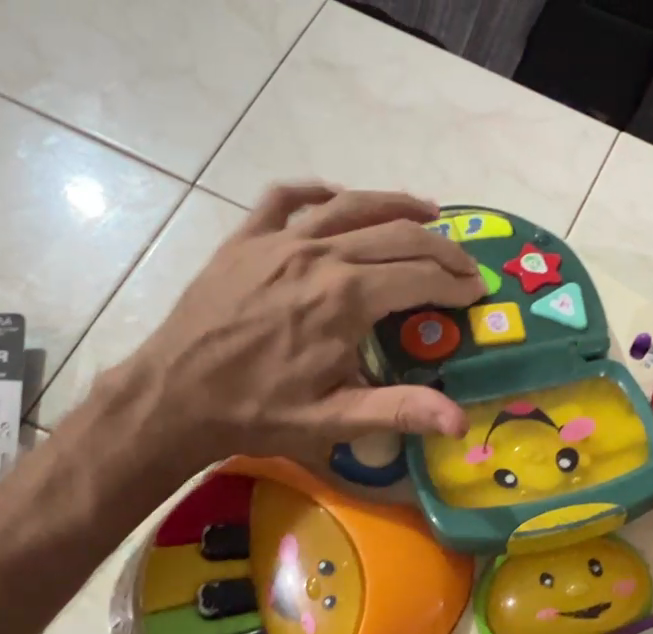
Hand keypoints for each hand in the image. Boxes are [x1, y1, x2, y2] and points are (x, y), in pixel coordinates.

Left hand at [93, 184, 486, 474]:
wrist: (175, 395)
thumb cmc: (259, 412)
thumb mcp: (333, 419)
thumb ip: (400, 411)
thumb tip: (460, 421)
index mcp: (346, 299)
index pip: (420, 277)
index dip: (456, 283)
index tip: (477, 291)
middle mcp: (320, 256)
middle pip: (396, 234)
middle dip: (440, 247)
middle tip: (463, 262)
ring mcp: (279, 241)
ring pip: (351, 205)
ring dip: (395, 204)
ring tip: (427, 210)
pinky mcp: (245, 239)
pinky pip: (286, 199)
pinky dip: (318, 193)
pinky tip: (336, 197)